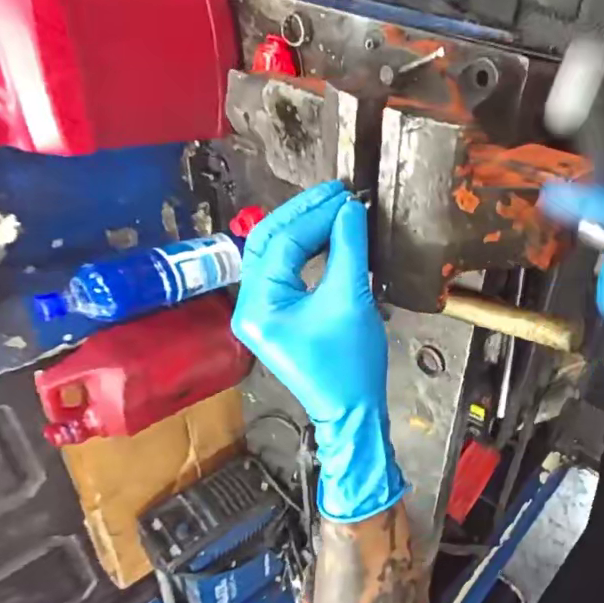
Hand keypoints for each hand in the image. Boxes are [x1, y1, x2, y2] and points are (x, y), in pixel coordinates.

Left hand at [232, 181, 402, 520]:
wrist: (353, 409)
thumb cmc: (350, 363)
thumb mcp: (351, 300)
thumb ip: (348, 249)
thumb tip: (351, 210)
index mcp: (258, 304)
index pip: (282, 243)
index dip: (314, 215)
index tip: (345, 196)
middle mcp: (249, 304)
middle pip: (269, 242)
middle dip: (303, 214)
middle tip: (337, 193)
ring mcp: (261, 310)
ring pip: (277, 253)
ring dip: (305, 229)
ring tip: (336, 208)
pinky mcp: (278, 314)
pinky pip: (288, 271)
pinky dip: (308, 249)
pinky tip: (329, 235)